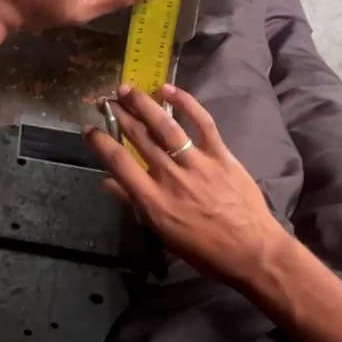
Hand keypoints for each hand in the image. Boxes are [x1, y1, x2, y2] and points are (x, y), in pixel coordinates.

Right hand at [87, 84, 291, 286]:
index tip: (89, 129)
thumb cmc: (204, 250)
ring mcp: (197, 163)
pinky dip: (185, 103)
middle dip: (119, 115)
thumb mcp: (163, 235)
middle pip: (139, 137)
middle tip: (106, 100)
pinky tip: (168, 90)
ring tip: (127, 89)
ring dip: (143, 104)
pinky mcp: (220, 154)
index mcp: (153, 201)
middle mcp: (171, 177)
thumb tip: (107, 183)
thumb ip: (134, 205)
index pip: (119, 163)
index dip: (100, 142)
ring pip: (164, 125)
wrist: (252, 252)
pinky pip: (202, 123)